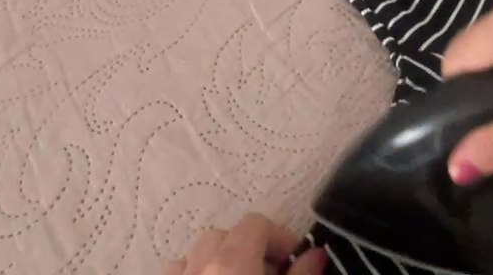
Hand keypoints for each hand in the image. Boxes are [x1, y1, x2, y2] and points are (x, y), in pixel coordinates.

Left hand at [164, 213, 326, 274]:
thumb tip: (317, 253)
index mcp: (232, 261)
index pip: (256, 223)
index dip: (279, 236)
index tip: (295, 257)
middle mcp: (199, 264)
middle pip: (224, 234)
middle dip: (248, 248)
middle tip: (271, 272)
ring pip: (196, 252)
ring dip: (218, 260)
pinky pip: (175, 271)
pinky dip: (191, 272)